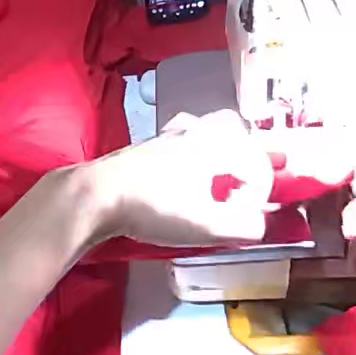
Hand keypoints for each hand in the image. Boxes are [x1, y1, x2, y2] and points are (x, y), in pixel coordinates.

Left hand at [81, 109, 272, 246]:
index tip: (246, 217)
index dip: (259, 193)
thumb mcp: (205, 226)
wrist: (96, 195)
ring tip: (218, 174)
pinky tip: (182, 172)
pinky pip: (180, 137)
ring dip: (219, 147)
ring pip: (205, 127)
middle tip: (245, 182)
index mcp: (216, 145)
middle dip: (247, 154)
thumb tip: (259, 226)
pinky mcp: (145, 146)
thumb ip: (242, 227)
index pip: (256, 162)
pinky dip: (191, 150)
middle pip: (234, 129)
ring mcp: (167, 136)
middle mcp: (195, 132)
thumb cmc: (155, 208)